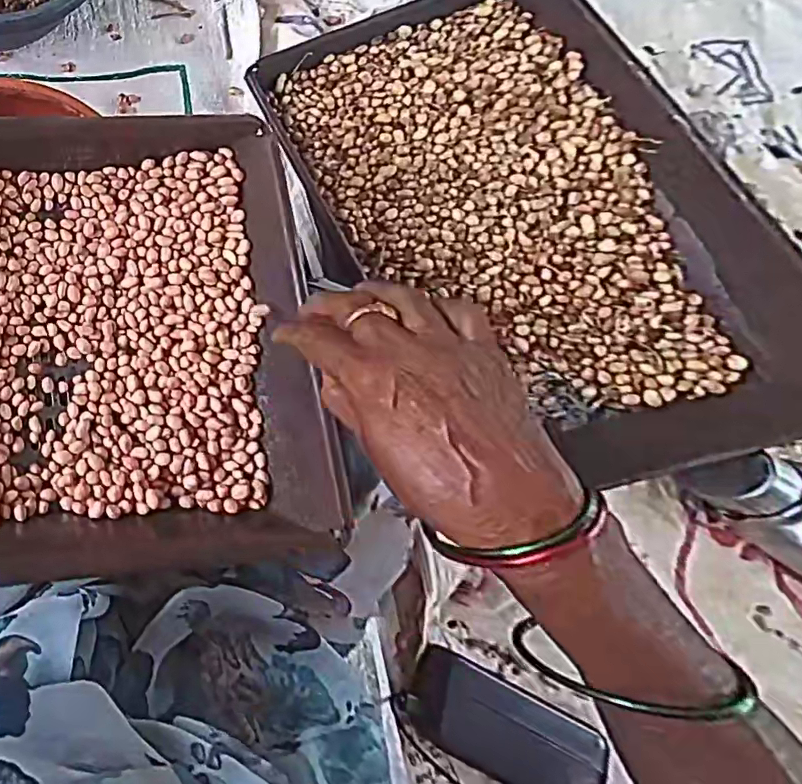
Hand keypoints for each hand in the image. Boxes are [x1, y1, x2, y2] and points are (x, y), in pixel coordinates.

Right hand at [274, 282, 583, 548]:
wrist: (514, 509)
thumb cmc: (445, 488)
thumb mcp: (373, 447)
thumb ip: (346, 403)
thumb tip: (332, 380)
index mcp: (371, 379)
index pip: (317, 338)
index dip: (294, 332)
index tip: (288, 333)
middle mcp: (407, 354)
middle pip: (354, 307)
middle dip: (324, 305)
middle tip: (313, 310)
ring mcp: (449, 349)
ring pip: (403, 296)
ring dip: (374, 292)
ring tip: (361, 293)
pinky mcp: (486, 353)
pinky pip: (459, 310)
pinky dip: (435, 303)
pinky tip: (425, 309)